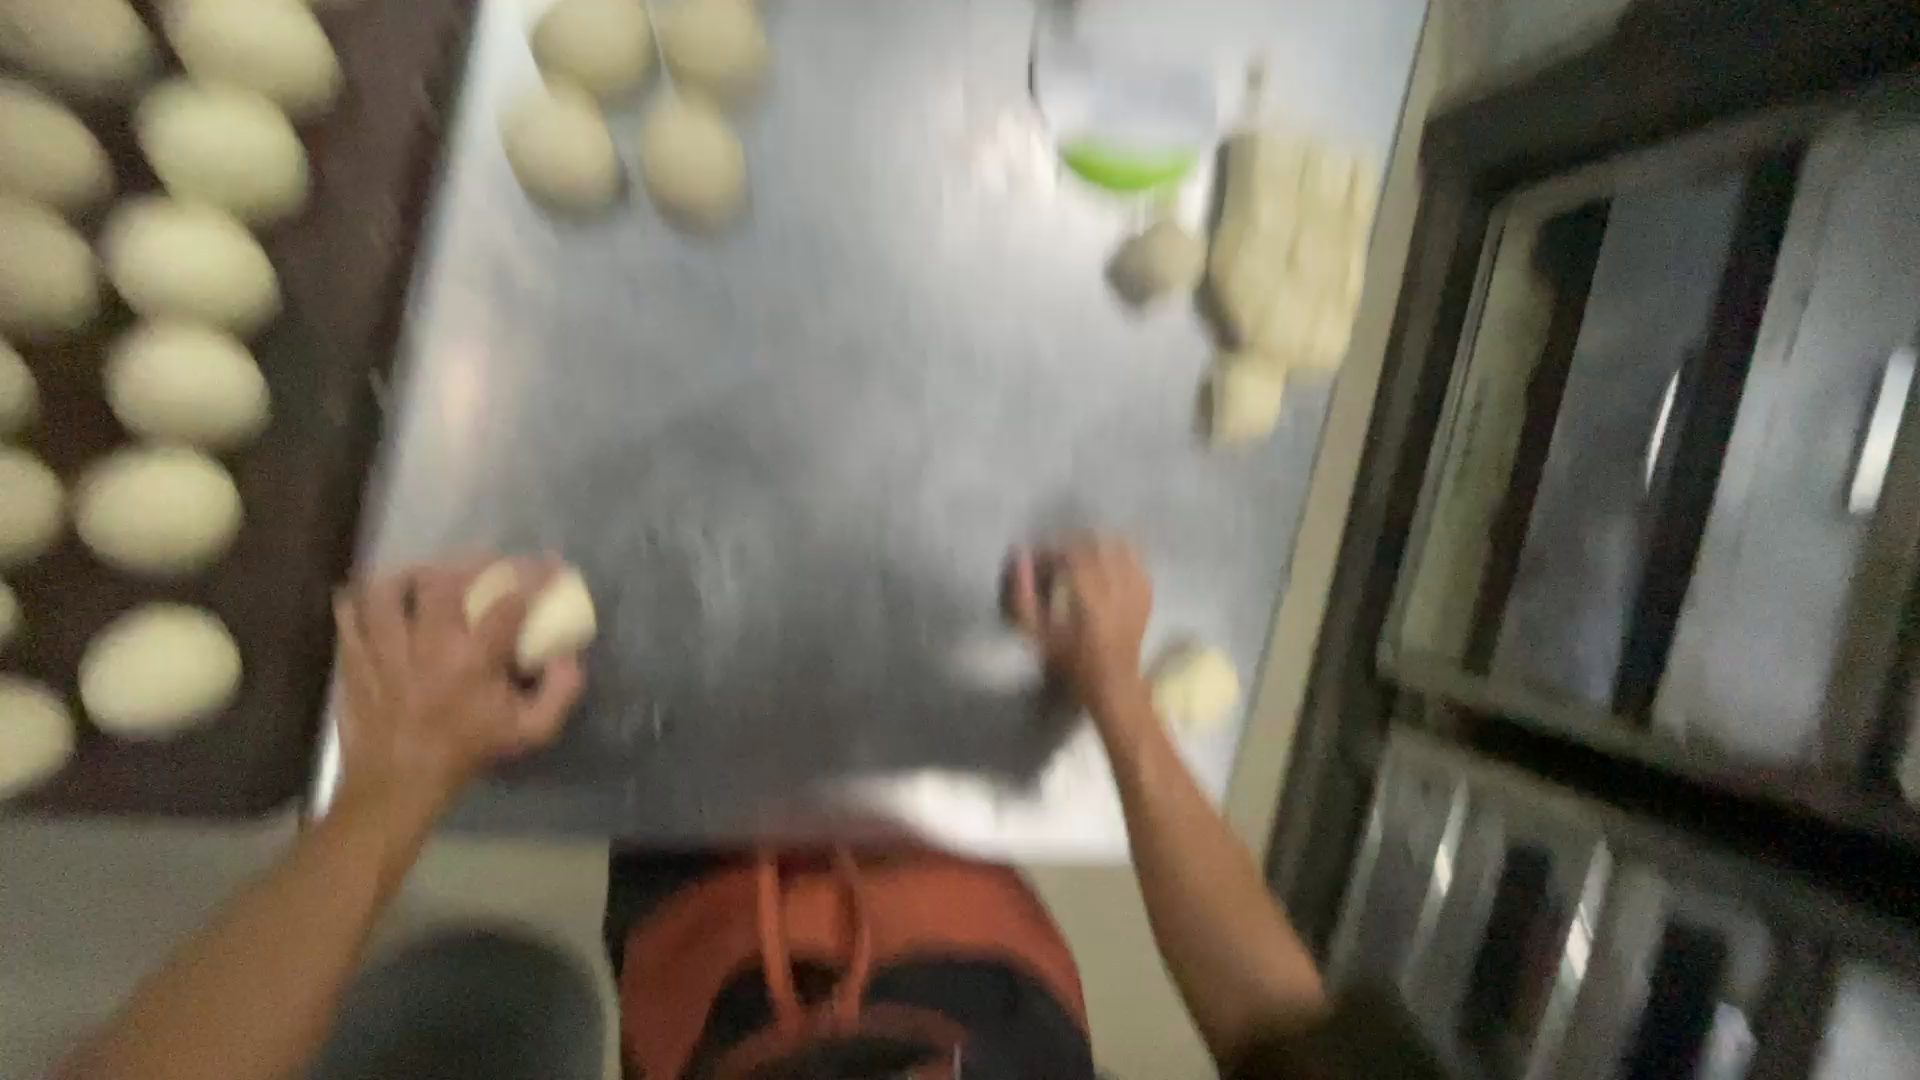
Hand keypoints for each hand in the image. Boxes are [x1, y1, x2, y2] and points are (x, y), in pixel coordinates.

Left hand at [332, 557, 585, 810]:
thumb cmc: (469, 751)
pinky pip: (350, 612)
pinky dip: (367, 597)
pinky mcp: (355, 659)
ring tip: (430, 574)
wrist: (398, 784)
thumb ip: (562, 689)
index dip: (535, 576)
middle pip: (443, 580)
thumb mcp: (533, 730)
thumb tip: (569, 652)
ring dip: (413, 573)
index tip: (550, 565)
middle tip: (488, 561)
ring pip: (388, 588)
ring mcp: (384, 650)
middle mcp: (428, 646)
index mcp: (474, 661)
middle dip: (471, 562)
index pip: (510, 603)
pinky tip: (387, 598)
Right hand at [1008, 536, 1152, 716]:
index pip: (1071, 553)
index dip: (1052, 548)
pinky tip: (1108, 558)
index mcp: (1089, 598)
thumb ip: (1023, 596)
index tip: (1040, 555)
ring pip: (1120, 545)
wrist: (1113, 682)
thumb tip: (1018, 558)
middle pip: (1096, 544)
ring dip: (1098, 542)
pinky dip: (1121, 551)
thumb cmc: (1071, 662)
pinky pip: (1137, 559)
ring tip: (1082, 550)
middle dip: (1074, 541)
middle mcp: (1116, 588)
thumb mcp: (1038, 635)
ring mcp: (1136, 589)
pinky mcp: (1146, 593)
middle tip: (1059, 551)